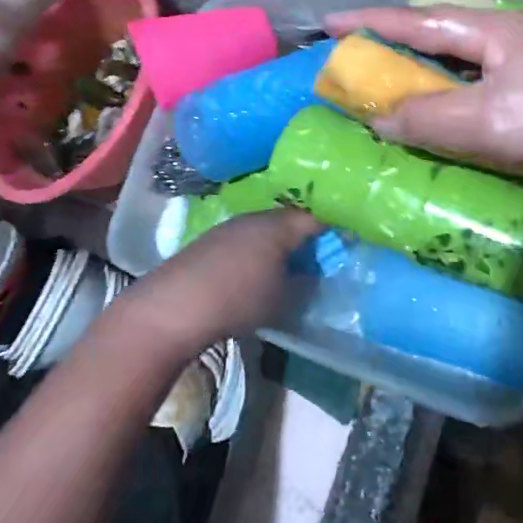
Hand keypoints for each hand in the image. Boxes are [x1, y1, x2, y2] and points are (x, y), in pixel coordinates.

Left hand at [95, 209, 321, 365]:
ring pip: (264, 230)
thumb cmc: (238, 299)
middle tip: (322, 255)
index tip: (348, 240)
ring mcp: (227, 228)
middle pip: (288, 220)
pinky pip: (244, 241)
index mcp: (278, 226)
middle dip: (306, 236)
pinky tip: (256, 272)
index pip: (316, 217)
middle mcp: (253, 218)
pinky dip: (257, 252)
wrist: (174, 306)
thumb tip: (314, 274)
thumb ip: (304, 283)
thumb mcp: (282, 298)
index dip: (334, 227)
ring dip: (279, 244)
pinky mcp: (208, 243)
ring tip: (291, 266)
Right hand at [323, 5, 522, 202]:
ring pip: (457, 55)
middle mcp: (505, 33)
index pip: (416, 22)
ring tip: (390, 80)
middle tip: (356, 57)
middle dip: (392, 42)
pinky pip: (475, 76)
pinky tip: (441, 103)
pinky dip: (446, 86)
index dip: (369, 22)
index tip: (328, 24)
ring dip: (420, 66)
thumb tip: (378, 119)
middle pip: (435, 32)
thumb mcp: (484, 122)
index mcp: (490, 29)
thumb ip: (425, 119)